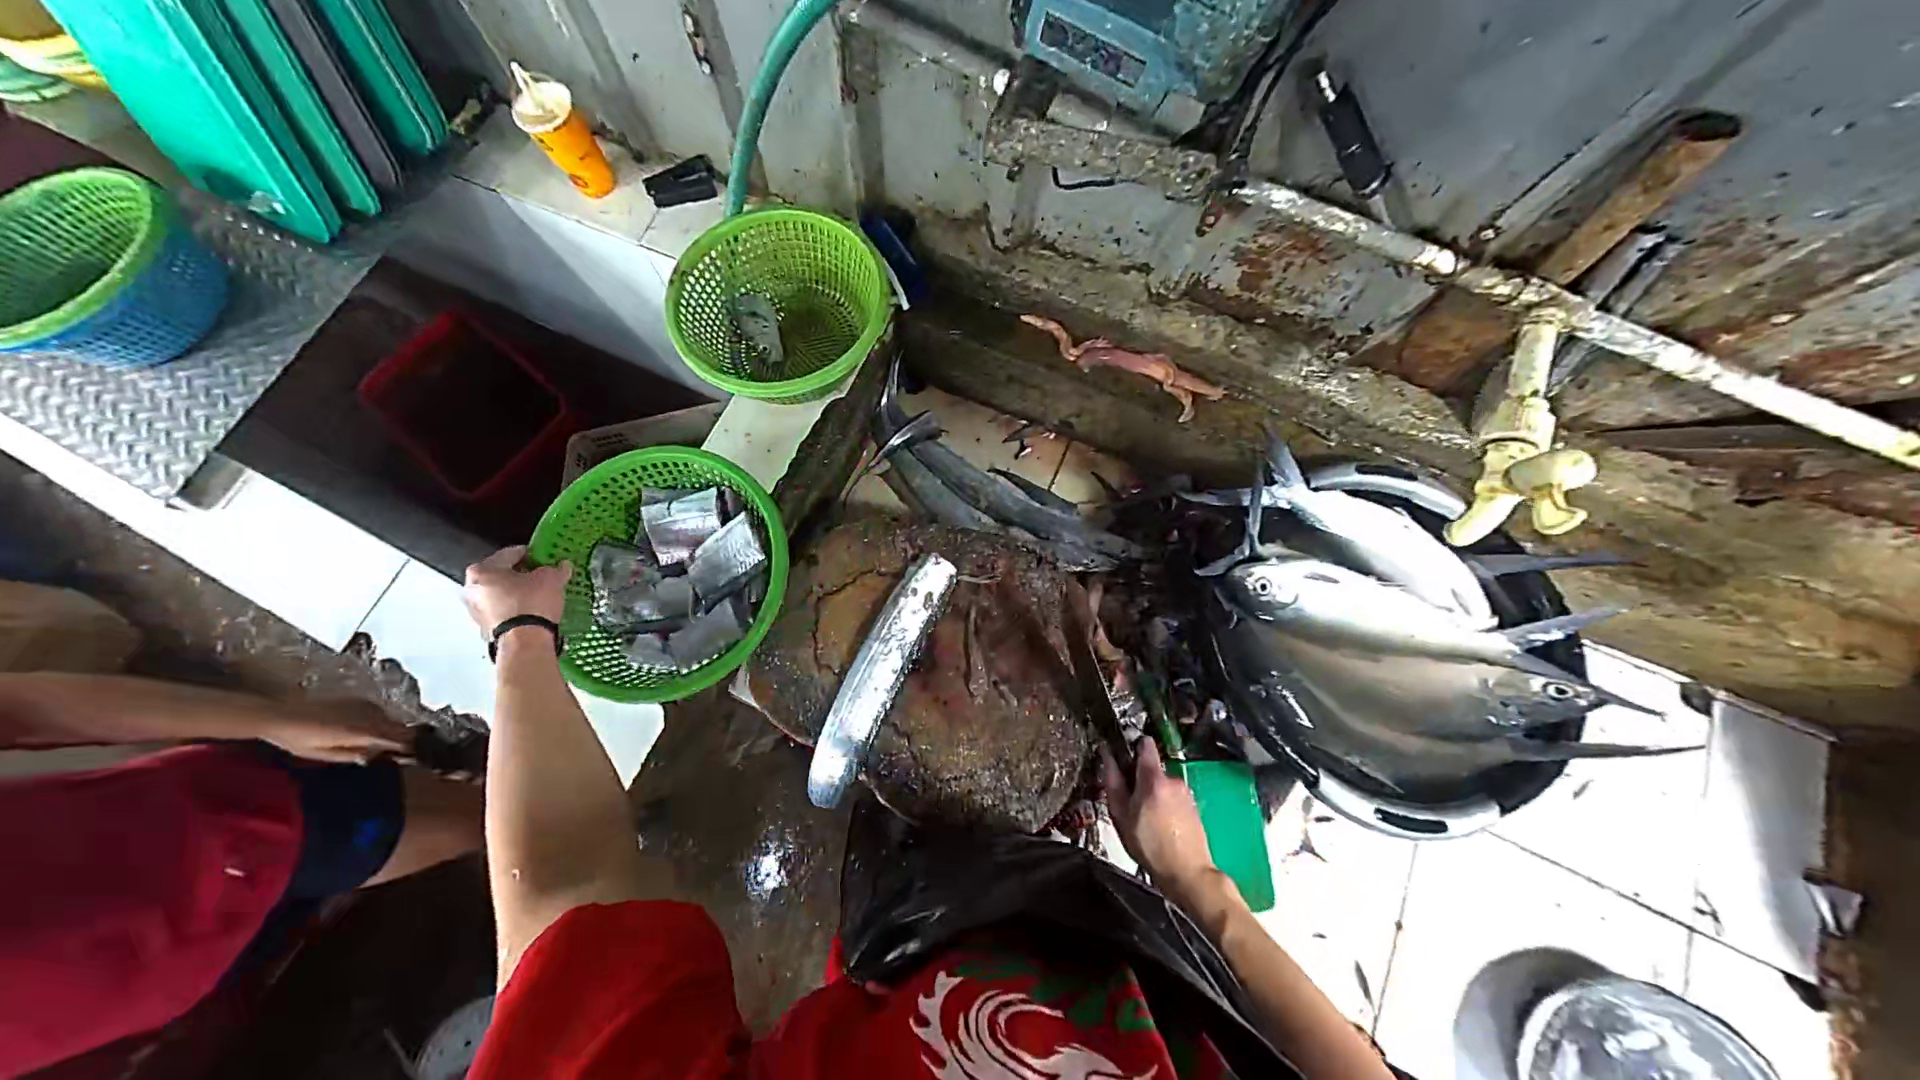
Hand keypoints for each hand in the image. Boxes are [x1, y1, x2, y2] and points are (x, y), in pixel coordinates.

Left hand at [264, 698, 411, 763]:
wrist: (280, 715)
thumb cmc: (297, 740)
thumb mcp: (320, 754)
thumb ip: (349, 754)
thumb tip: (373, 756)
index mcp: (359, 732)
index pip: (393, 738)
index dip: (407, 745)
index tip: (416, 752)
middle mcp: (366, 716)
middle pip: (396, 726)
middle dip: (406, 735)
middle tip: (412, 745)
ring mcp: (363, 706)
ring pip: (389, 717)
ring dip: (395, 727)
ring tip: (398, 737)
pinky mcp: (357, 700)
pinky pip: (379, 710)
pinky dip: (383, 718)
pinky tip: (378, 724)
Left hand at [465, 545, 570, 632]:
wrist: (525, 641)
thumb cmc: (532, 602)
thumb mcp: (551, 578)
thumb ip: (556, 569)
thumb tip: (562, 566)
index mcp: (482, 570)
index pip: (512, 553)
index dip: (533, 554)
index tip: (546, 558)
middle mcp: (472, 588)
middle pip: (503, 575)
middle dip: (523, 575)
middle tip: (543, 577)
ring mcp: (476, 610)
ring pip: (501, 594)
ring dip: (518, 593)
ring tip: (540, 596)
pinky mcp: (485, 627)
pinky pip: (504, 611)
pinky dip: (516, 609)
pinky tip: (533, 611)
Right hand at [1102, 739, 1217, 902]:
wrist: (1187, 873)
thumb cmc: (1150, 846)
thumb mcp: (1121, 815)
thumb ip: (1113, 782)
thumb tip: (1107, 756)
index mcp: (1153, 778)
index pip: (1145, 744)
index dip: (1131, 747)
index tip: (1122, 759)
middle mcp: (1173, 780)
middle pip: (1151, 768)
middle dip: (1139, 779)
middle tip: (1130, 802)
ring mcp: (1185, 792)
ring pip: (1161, 784)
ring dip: (1152, 794)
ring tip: (1145, 819)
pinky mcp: (1193, 805)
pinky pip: (1173, 796)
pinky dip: (1165, 804)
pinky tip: (1160, 825)